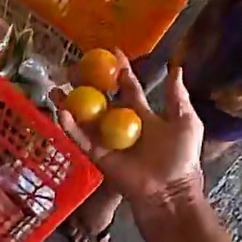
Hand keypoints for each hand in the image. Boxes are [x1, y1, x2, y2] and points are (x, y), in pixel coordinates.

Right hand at [61, 57, 204, 215]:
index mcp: (142, 114)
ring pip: (84, 117)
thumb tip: (176, 68)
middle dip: (88, 82)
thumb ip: (176, 96)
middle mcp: (121, 124)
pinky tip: (62, 109)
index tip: (111, 53)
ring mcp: (107, 139)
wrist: (169, 189)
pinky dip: (69, 125)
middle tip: (75, 67)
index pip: (127, 87)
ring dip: (70, 102)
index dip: (120, 70)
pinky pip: (80, 138)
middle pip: (101, 99)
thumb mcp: (185, 121)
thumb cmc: (181, 157)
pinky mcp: (97, 154)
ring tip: (56, 87)